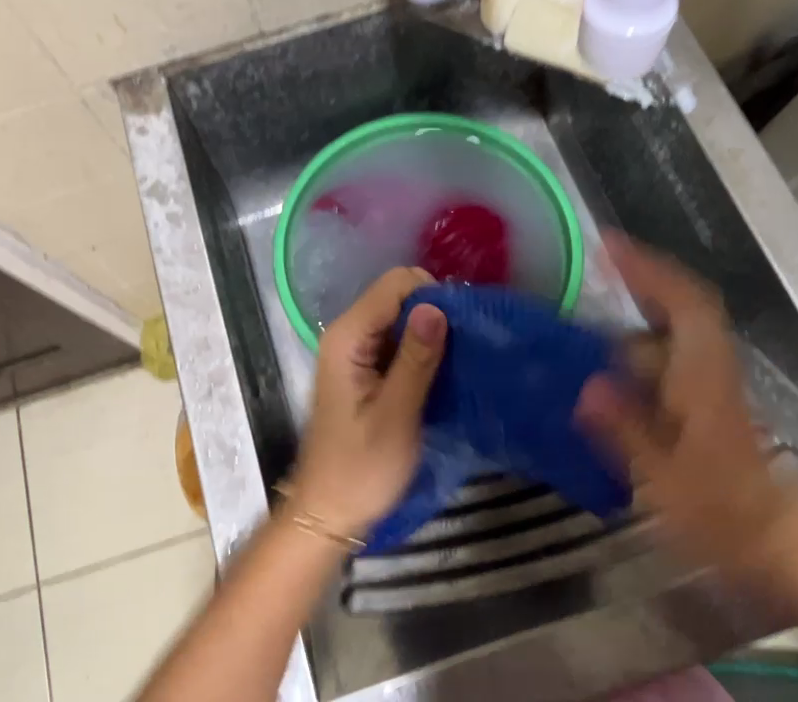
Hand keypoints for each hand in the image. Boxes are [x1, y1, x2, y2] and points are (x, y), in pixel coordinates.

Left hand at [289, 267, 448, 537]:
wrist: (329, 512)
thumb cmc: (361, 469)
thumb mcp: (396, 415)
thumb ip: (416, 359)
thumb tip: (437, 306)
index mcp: (347, 337)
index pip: (395, 284)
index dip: (432, 296)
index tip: (464, 328)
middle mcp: (347, 335)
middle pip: (398, 297)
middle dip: (434, 314)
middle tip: (468, 347)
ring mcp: (355, 353)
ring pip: (401, 319)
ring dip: (431, 334)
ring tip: (463, 360)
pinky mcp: (365, 371)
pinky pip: (398, 343)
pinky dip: (422, 351)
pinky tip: (445, 373)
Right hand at [576, 233, 797, 575]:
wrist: (774, 542)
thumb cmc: (721, 512)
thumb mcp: (663, 477)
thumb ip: (626, 428)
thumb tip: (588, 385)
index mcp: (704, 378)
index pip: (685, 304)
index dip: (649, 269)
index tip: (610, 245)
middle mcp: (713, 368)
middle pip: (686, 304)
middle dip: (646, 276)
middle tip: (600, 261)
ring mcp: (714, 381)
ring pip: (683, 325)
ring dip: (647, 302)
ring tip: (600, 297)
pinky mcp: (710, 398)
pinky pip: (679, 346)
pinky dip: (649, 332)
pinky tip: (616, 350)